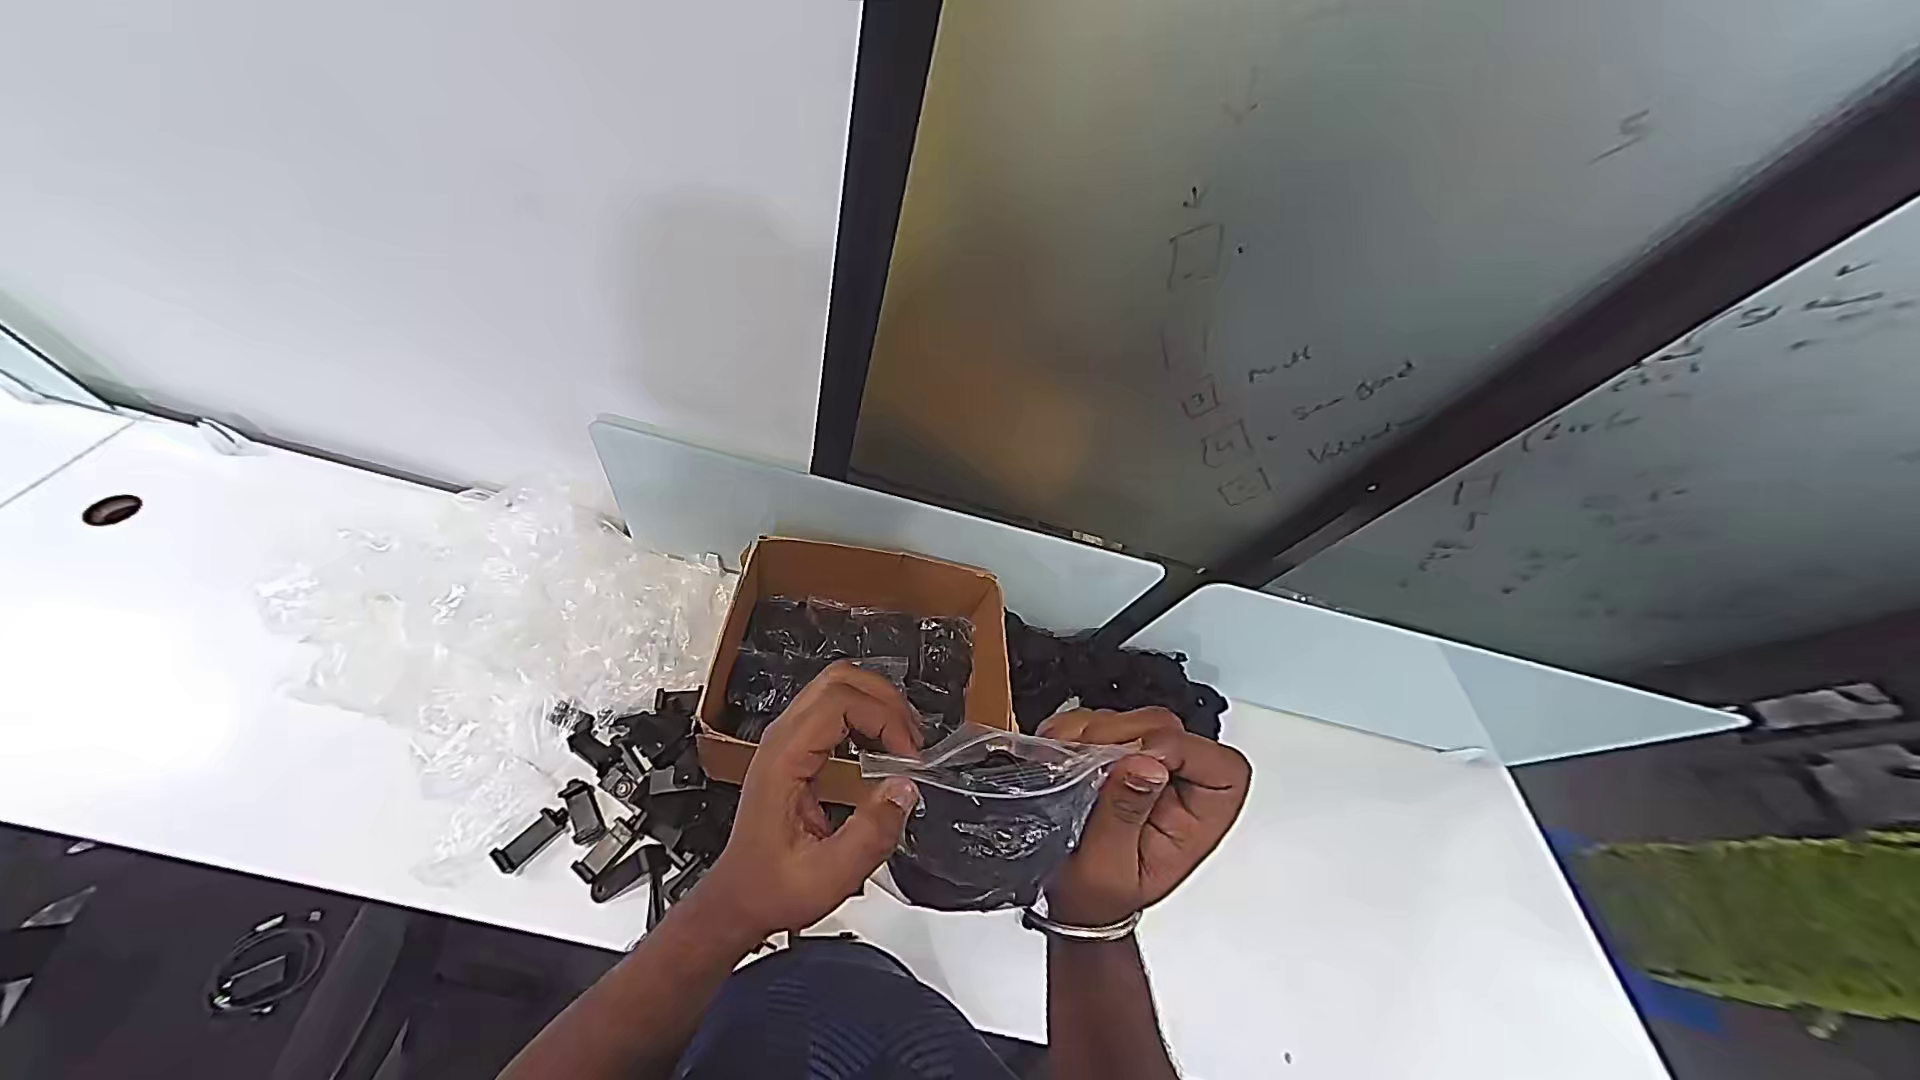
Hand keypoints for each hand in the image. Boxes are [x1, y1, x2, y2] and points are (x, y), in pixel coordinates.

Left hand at [698, 662, 922, 939]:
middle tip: (912, 740)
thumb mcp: (828, 876)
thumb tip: (905, 789)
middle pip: (841, 678)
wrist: (740, 898)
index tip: (909, 755)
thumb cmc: (771, 887)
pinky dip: (870, 716)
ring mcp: (789, 737)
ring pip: (840, 685)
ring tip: (904, 743)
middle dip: (887, 701)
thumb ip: (871, 834)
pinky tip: (884, 748)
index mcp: (784, 758)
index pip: (841, 700)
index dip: (884, 718)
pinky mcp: (800, 745)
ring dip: (880, 705)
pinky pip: (839, 707)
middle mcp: (783, 738)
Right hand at [1040, 708, 1250, 925]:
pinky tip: (1061, 756)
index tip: (1135, 763)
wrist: (1073, 894)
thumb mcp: (1109, 866)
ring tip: (1067, 765)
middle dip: (1122, 737)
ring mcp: (1149, 760)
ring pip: (1133, 717)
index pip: (1221, 766)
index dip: (1180, 752)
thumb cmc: (1099, 892)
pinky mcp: (1120, 746)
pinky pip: (1101, 718)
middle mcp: (1181, 783)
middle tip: (1087, 762)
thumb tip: (1145, 765)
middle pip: (1169, 729)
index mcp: (1199, 817)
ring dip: (1093, 734)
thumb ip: (1125, 814)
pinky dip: (1075, 730)